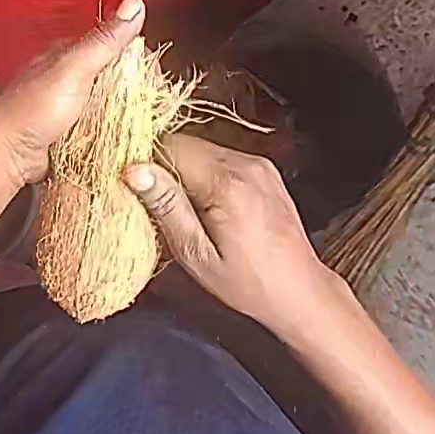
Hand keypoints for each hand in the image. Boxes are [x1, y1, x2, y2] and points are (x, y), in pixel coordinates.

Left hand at [0, 0, 146, 184]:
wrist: (9, 154)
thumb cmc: (33, 110)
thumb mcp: (75, 68)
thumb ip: (105, 40)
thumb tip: (133, 4)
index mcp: (68, 53)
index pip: (113, 45)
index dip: (136, 58)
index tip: (153, 75)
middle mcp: (68, 77)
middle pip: (113, 76)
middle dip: (131, 88)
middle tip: (145, 103)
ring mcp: (68, 105)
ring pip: (107, 103)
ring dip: (121, 112)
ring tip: (134, 121)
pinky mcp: (69, 130)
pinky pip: (98, 126)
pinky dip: (109, 130)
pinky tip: (115, 136)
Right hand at [123, 134, 352, 336]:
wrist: (301, 290)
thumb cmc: (248, 283)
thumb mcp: (197, 255)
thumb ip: (167, 207)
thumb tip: (134, 170)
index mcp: (227, 183)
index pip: (169, 146)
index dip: (144, 163)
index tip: (132, 188)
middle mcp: (245, 164)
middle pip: (185, 143)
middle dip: (161, 168)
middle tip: (153, 204)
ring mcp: (258, 163)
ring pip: (201, 149)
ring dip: (182, 171)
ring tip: (181, 210)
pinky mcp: (263, 169)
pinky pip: (220, 158)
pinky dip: (203, 174)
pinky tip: (204, 206)